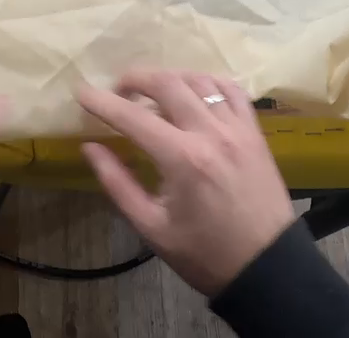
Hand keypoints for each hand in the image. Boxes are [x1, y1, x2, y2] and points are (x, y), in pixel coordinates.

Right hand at [77, 70, 294, 296]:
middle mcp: (210, 133)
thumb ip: (117, 183)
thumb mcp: (152, 228)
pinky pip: (230, 89)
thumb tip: (90, 147)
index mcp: (182, 159)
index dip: (102, 102)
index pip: (133, 117)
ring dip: (169, 78)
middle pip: (166, 82)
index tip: (81, 91)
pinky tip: (194, 93)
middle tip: (118, 91)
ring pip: (198, 79)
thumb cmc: (204, 253)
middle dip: (135, 79)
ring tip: (153, 93)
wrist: (267, 269)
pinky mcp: (254, 131)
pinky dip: (207, 82)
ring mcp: (236, 128)